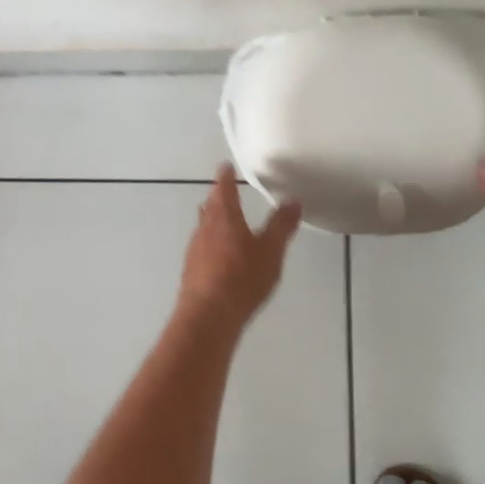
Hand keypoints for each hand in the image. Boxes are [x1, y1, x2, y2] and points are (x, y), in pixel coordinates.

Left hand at [179, 165, 302, 328]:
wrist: (208, 317)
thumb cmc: (242, 278)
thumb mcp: (271, 251)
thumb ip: (282, 225)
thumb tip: (293, 200)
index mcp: (224, 217)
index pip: (223, 188)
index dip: (225, 176)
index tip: (225, 166)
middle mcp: (205, 229)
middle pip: (210, 207)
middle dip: (217, 198)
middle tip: (224, 191)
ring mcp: (195, 250)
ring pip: (204, 227)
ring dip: (213, 221)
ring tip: (224, 221)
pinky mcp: (191, 272)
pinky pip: (202, 249)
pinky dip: (211, 244)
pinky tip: (219, 256)